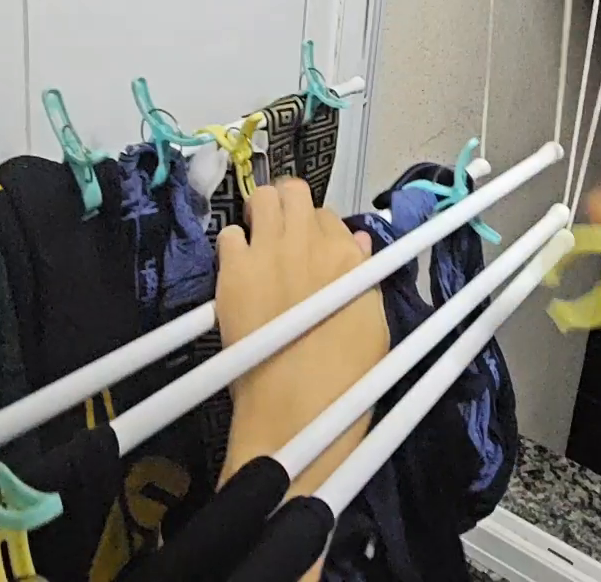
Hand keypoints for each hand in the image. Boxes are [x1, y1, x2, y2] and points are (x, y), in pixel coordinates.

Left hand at [215, 179, 387, 492]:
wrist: (297, 408)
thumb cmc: (349, 374)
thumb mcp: (373, 318)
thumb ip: (364, 273)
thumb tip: (356, 242)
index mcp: (347, 253)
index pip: (329, 215)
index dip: (319, 229)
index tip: (312, 248)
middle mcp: (308, 240)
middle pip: (294, 192)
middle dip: (288, 204)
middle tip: (281, 229)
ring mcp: (268, 250)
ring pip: (261, 198)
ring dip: (260, 212)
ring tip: (256, 235)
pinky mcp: (233, 269)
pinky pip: (227, 233)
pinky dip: (232, 242)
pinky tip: (236, 265)